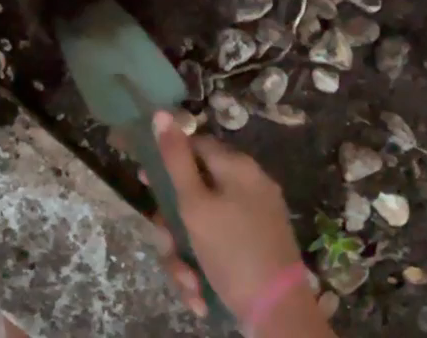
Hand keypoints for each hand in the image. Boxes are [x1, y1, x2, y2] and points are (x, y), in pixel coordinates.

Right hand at [149, 111, 332, 335]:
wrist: (281, 315)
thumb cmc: (232, 251)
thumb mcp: (195, 204)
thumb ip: (175, 159)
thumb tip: (161, 112)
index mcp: (237, 167)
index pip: (194, 145)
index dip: (166, 160)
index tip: (146, 184)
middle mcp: (250, 185)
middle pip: (195, 191)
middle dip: (174, 225)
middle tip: (168, 246)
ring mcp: (258, 217)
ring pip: (204, 223)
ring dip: (186, 254)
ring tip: (188, 284)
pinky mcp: (260, 245)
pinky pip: (222, 244)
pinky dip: (206, 265)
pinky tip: (201, 293)